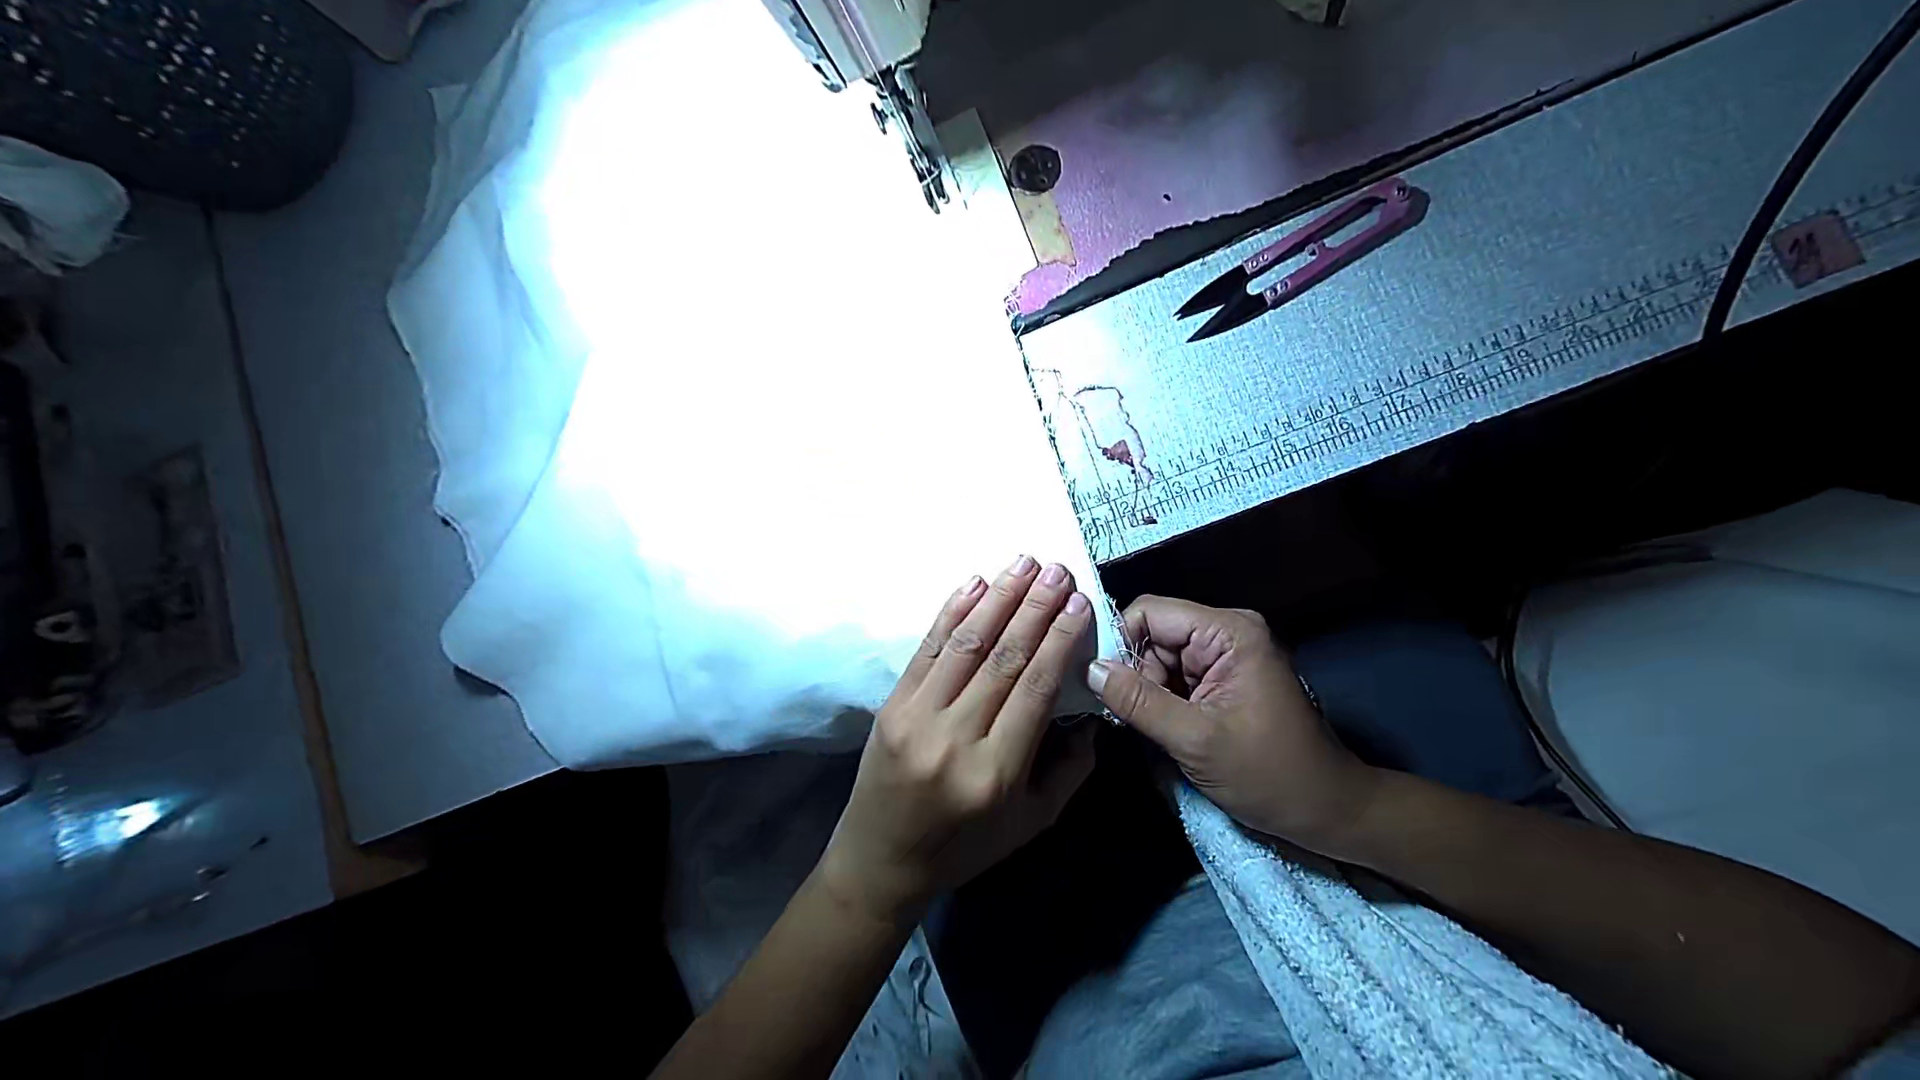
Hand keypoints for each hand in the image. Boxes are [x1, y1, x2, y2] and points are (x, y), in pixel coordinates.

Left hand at [820, 557, 1097, 923]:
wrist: (882, 860)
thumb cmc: (965, 847)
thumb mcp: (1031, 823)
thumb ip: (1068, 770)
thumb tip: (1090, 715)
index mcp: (996, 773)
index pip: (1035, 689)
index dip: (1059, 640)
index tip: (1077, 602)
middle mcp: (955, 739)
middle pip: (1003, 658)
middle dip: (1034, 608)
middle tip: (1057, 569)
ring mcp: (916, 718)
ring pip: (965, 644)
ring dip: (998, 598)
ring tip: (1024, 563)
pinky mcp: (890, 706)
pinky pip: (926, 649)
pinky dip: (951, 612)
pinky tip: (974, 584)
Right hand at [1087, 595, 1380, 852]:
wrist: (1325, 810)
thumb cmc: (1269, 774)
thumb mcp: (1195, 740)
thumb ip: (1138, 701)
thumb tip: (1088, 669)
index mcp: (1229, 632)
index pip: (1150, 612)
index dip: (1120, 641)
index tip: (1099, 682)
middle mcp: (1226, 632)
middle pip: (1153, 634)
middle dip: (1135, 673)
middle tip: (1130, 716)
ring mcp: (1225, 655)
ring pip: (1158, 657)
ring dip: (1146, 690)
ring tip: (1152, 728)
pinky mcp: (1222, 677)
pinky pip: (1174, 675)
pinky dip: (1160, 699)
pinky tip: (1164, 727)